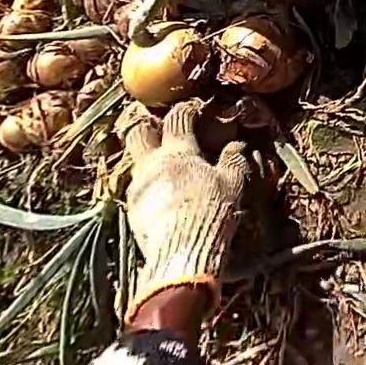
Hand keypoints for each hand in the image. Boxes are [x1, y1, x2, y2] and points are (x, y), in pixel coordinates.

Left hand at [120, 101, 249, 325]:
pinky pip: (138, 187)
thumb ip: (232, 159)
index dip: (185, 109)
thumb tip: (234, 145)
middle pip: (137, 133)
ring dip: (149, 158)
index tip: (195, 108)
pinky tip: (165, 191)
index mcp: (178, 152)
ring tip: (167, 163)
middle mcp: (151, 165)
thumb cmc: (212, 211)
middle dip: (146, 124)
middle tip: (160, 125)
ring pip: (136, 162)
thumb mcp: (232, 181)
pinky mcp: (131, 211)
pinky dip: (151, 182)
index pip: (177, 118)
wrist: (181, 255)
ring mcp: (137, 189)